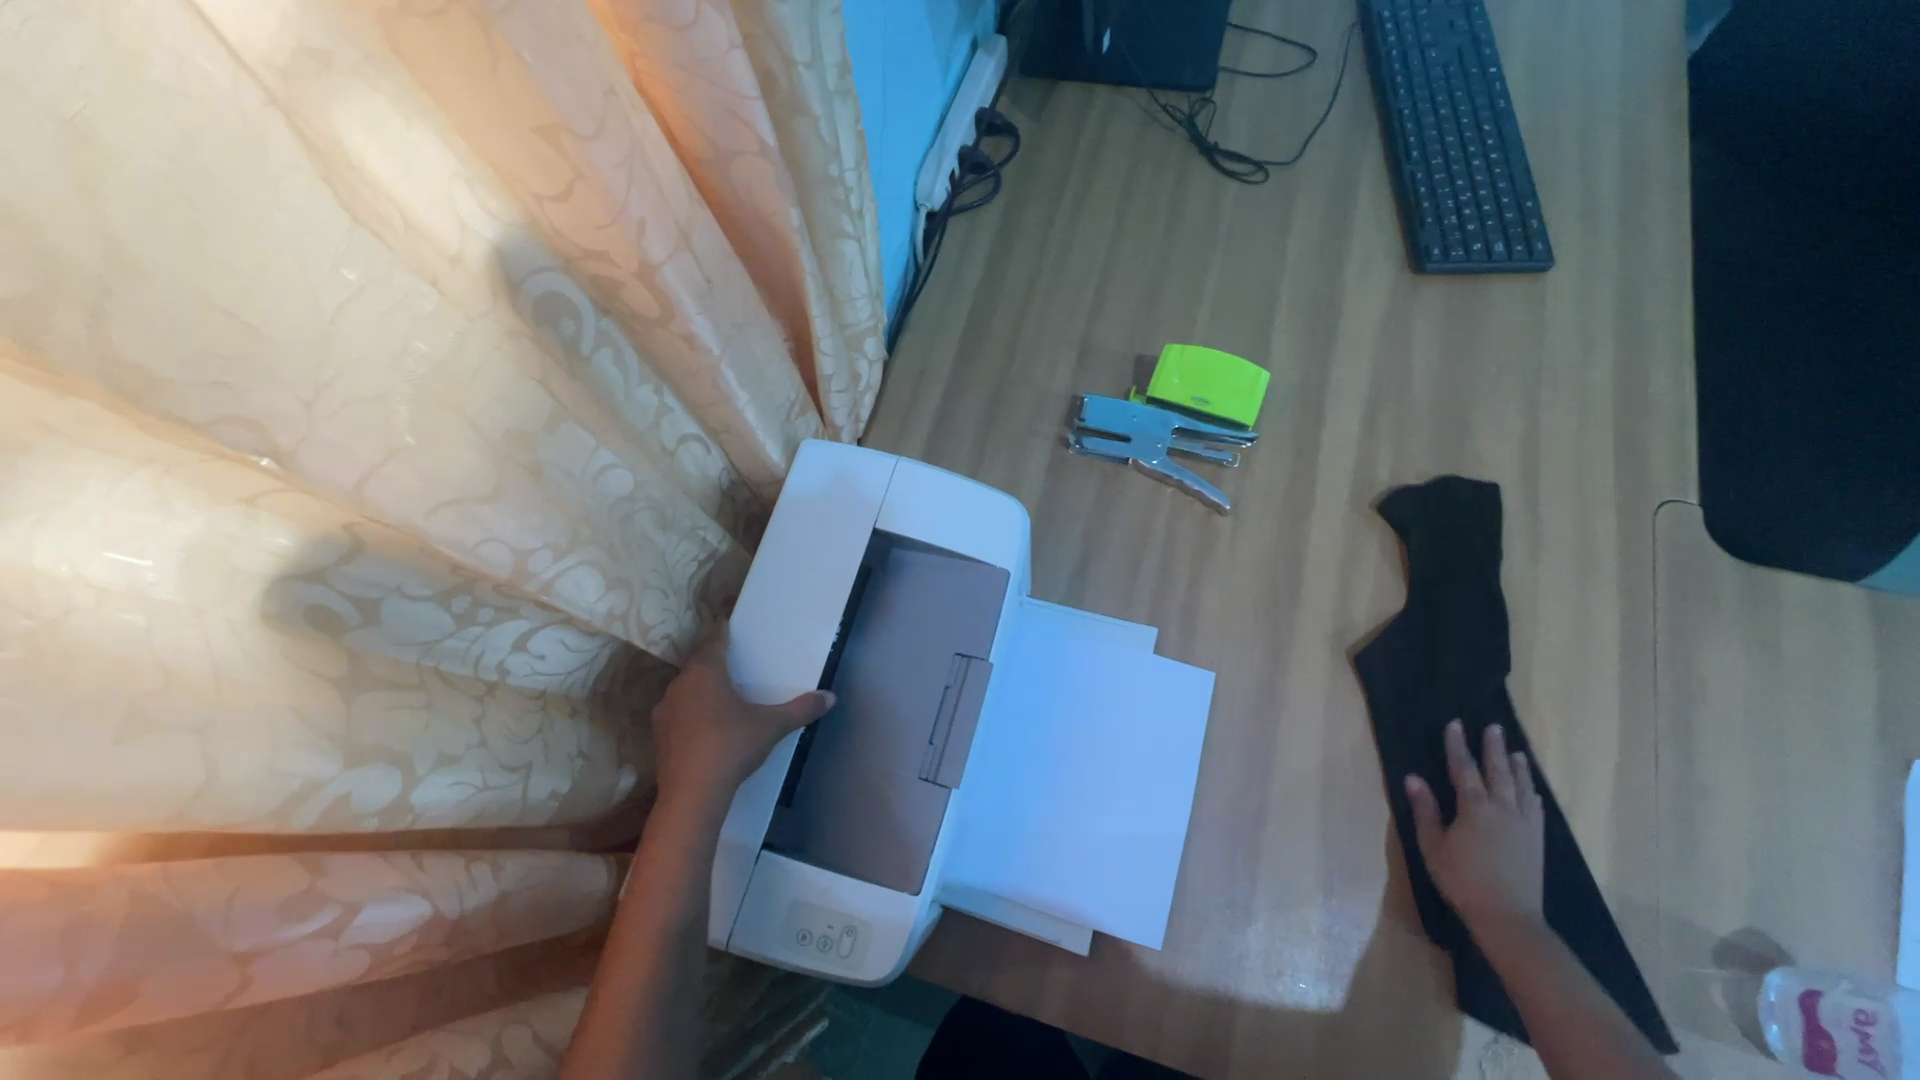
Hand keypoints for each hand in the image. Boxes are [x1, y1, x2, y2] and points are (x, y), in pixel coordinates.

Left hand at [650, 622, 834, 811]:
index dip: (721, 632)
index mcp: (706, 672)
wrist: (692, 793)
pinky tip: (703, 726)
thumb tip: (830, 697)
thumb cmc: (732, 746)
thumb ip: (800, 709)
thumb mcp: (772, 726)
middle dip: (712, 661)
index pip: (713, 642)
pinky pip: (677, 713)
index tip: (726, 625)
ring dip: (699, 688)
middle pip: (697, 664)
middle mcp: (680, 685)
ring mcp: (665, 711)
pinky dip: (689, 712)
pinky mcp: (659, 735)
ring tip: (718, 694)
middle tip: (729, 660)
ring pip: (684, 689)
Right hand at [1405, 719, 1544, 932]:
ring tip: (1516, 751)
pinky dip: (1532, 793)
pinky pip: (1536, 809)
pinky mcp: (1537, 840)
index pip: (1463, 769)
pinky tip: (1532, 790)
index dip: (1457, 746)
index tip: (1455, 724)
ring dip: (1518, 767)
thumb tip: (1413, 778)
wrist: (1507, 915)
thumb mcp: (1433, 846)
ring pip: (1521, 787)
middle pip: (1498, 772)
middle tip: (1495, 727)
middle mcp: (1503, 809)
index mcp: (1474, 808)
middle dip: (1493, 748)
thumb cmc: (1461, 880)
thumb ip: (1426, 810)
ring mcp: (1524, 824)